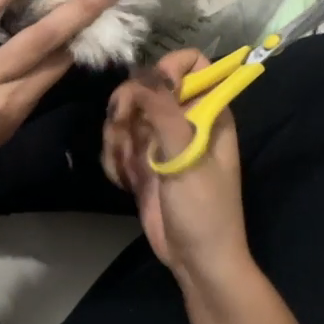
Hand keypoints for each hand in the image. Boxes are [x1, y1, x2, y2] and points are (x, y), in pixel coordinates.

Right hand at [102, 49, 250, 282]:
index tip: (148, 94)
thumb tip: (142, 76)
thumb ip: (164, 112)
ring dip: (116, 139)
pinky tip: (124, 182)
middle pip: (145, 87)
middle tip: (121, 130)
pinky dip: (114, 161)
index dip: (166, 70)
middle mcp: (184, 120)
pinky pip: (116, 145)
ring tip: (126, 167)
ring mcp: (160, 143)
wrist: (197, 260)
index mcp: (209, 112)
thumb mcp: (187, 157)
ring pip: (125, 116)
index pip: (191, 63)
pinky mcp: (142, 164)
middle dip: (126, 108)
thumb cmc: (204, 209)